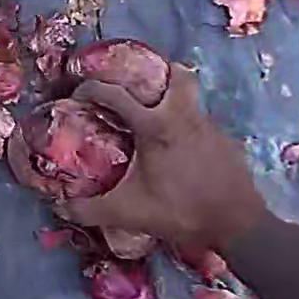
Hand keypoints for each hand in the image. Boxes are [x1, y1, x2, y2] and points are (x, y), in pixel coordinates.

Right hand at [55, 64, 270, 249]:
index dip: (91, 89)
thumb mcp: (129, 212)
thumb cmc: (182, 211)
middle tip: (140, 84)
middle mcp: (183, 116)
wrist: (240, 226)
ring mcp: (209, 126)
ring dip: (174, 100)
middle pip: (177, 74)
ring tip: (158, 117)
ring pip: (192, 98)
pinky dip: (189, 127)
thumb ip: (90, 210)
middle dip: (160, 72)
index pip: (115, 93)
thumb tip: (58, 207)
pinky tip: (182, 150)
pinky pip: (203, 123)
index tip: (79, 95)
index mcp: (155, 126)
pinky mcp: (226, 141)